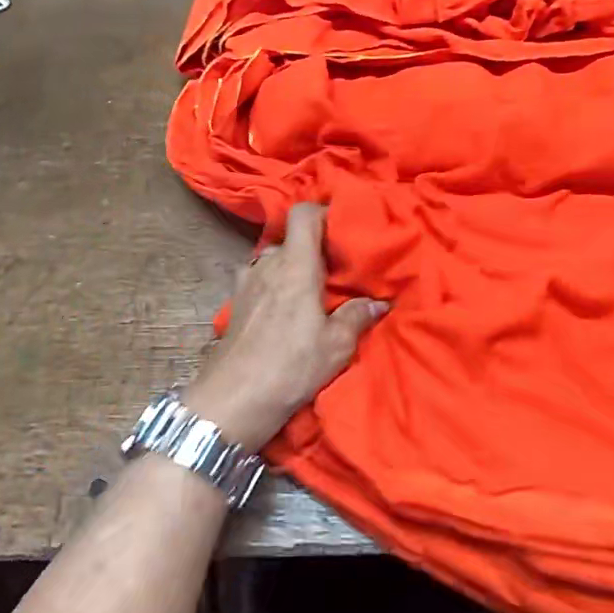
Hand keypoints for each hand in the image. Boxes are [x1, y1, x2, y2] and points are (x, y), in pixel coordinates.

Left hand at [186, 203, 388, 445]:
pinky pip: (259, 281)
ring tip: (311, 292)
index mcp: (295, 265)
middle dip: (312, 249)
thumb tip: (379, 303)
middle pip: (290, 239)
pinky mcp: (234, 305)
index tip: (343, 230)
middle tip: (335, 270)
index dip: (323, 213)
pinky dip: (275, 287)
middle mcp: (267, 265)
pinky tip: (286, 314)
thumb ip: (357, 316)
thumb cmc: (291, 366)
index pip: (303, 214)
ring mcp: (245, 283)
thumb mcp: (336, 345)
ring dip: (291, 269)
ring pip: (273, 260)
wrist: (234, 400)